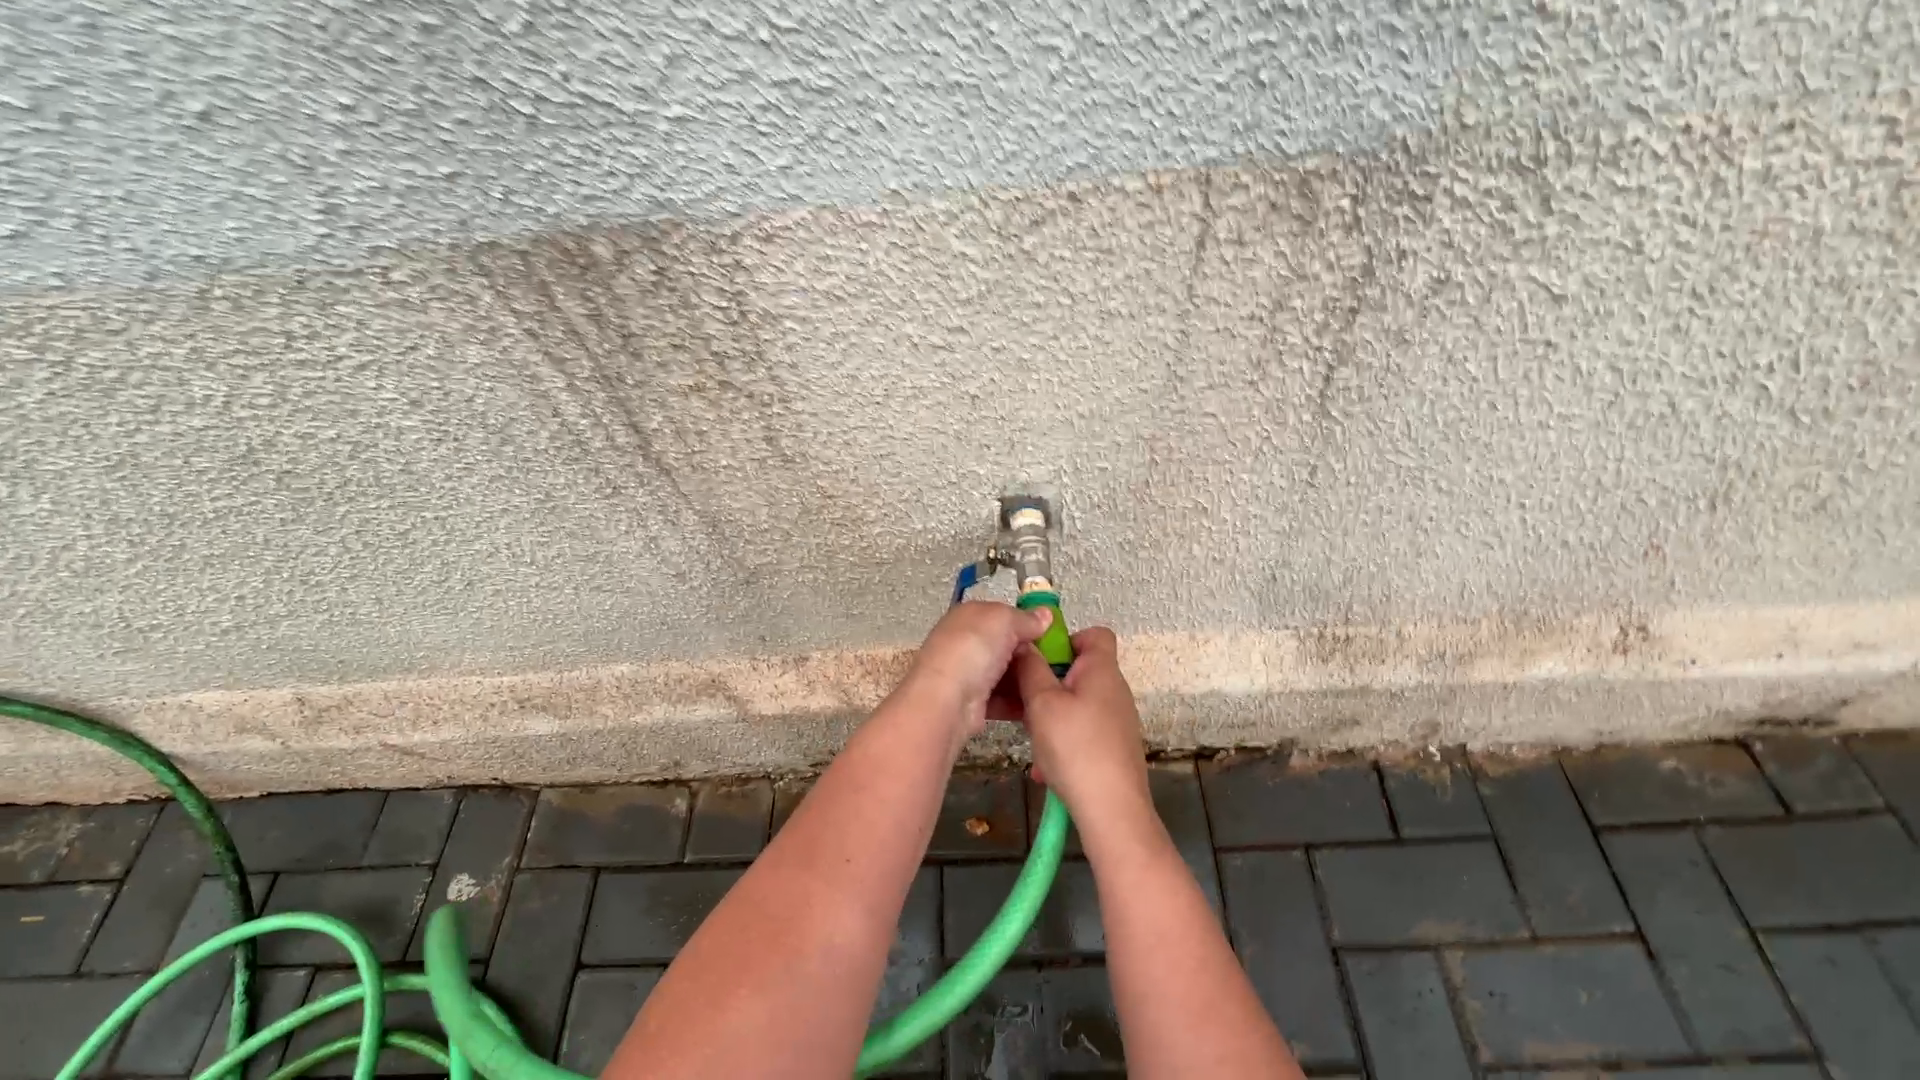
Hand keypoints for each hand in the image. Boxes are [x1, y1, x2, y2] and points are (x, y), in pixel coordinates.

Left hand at [904, 601, 1054, 739]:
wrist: (947, 698)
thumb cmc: (972, 649)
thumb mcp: (1004, 620)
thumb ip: (1026, 618)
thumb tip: (1043, 615)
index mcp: (969, 617)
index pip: (1002, 616)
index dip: (1026, 624)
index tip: (1050, 635)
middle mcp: (965, 643)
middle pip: (1004, 647)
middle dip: (1029, 655)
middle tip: (1055, 662)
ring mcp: (968, 674)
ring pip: (1004, 675)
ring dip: (1026, 680)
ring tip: (1050, 684)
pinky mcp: (972, 703)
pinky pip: (1002, 700)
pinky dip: (1018, 702)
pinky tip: (1037, 703)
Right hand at [1011, 626, 1151, 822]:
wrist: (1112, 810)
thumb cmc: (1075, 748)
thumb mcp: (1042, 703)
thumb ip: (1031, 670)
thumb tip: (1026, 645)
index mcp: (1102, 670)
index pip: (1095, 634)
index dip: (1067, 639)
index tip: (1041, 659)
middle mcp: (1115, 691)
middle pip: (1079, 672)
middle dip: (1048, 684)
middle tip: (1026, 703)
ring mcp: (1118, 721)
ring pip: (1076, 706)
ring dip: (1051, 718)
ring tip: (1033, 741)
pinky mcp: (1114, 748)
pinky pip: (1082, 733)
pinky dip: (1063, 743)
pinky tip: (1046, 770)